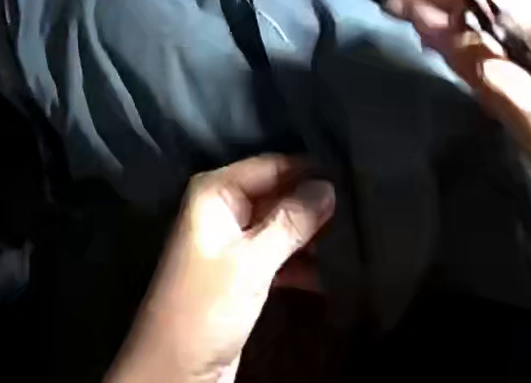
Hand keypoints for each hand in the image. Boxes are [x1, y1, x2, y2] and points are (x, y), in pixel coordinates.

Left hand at [106, 156, 335, 382]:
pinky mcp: (242, 271)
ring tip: (352, 235)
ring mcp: (232, 239)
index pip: (269, 166)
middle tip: (356, 206)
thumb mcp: (251, 262)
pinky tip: (332, 269)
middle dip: (311, 202)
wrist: (174, 373)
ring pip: (279, 224)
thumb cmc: (206, 306)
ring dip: (309, 234)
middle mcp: (223, 206)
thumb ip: (291, 222)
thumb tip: (329, 187)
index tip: (347, 172)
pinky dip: (299, 260)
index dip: (307, 169)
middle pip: (276, 193)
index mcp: (215, 191)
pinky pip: (277, 252)